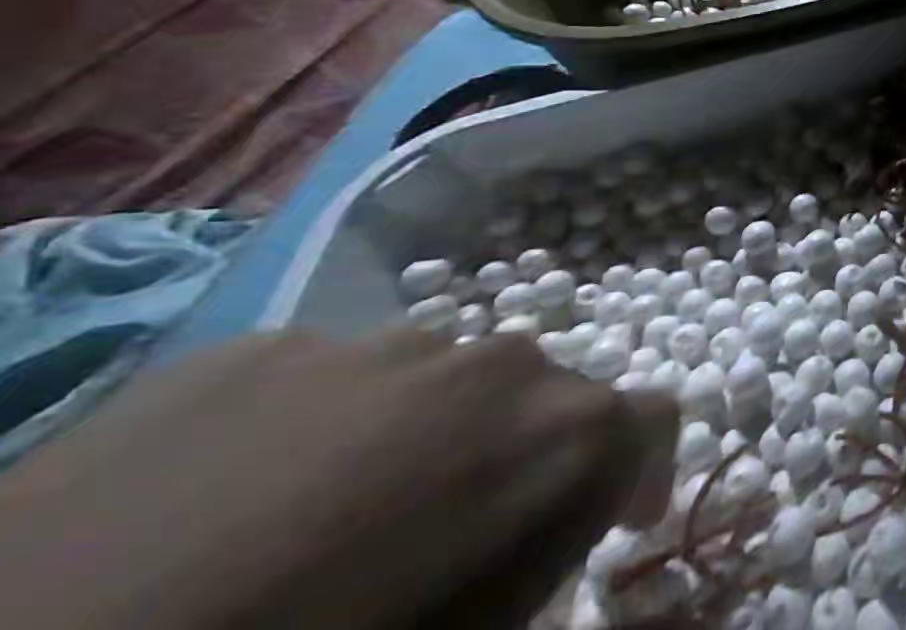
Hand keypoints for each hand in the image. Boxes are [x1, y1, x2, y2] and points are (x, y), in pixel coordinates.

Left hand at [0, 329, 676, 629]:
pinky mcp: (258, 347)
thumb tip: (608, 573)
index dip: (640, 473)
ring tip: (333, 519)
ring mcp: (376, 344)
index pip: (654, 420)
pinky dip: (323, 426)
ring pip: (442, 378)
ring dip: (424, 435)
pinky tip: (239, 500)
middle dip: (521, 455)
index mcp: (567, 433)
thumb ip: (559, 571)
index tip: (613, 521)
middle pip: (545, 394)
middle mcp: (497, 364)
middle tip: (453, 536)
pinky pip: (331, 376)